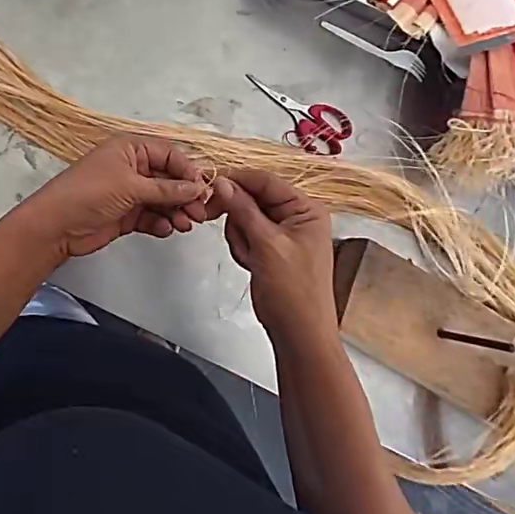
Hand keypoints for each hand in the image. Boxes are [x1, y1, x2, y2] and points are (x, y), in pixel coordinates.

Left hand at [6, 136, 212, 259]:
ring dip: (176, 212)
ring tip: (184, 224)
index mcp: (129, 149)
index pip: (169, 154)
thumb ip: (166, 189)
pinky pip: (152, 216)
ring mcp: (128, 192)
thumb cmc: (87, 193)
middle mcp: (130, 168)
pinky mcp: (125, 214)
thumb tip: (196, 187)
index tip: (202, 189)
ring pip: (163, 200)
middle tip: (198, 213)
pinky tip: (165, 229)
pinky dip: (161, 223)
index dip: (187, 170)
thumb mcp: (130, 186)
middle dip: (185, 195)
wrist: (57, 225)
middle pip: (169, 178)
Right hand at [210, 169, 338, 343]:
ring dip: (238, 234)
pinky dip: (241, 245)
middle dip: (236, 214)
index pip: (264, 181)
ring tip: (251, 256)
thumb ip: (242, 209)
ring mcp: (282, 232)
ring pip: (243, 214)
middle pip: (251, 196)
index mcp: (305, 209)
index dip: (236, 181)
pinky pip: (244, 232)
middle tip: (213, 218)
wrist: (298, 332)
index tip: (209, 186)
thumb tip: (222, 182)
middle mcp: (295, 216)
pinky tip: (251, 262)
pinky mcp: (269, 246)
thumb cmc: (293, 290)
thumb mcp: (266, 244)